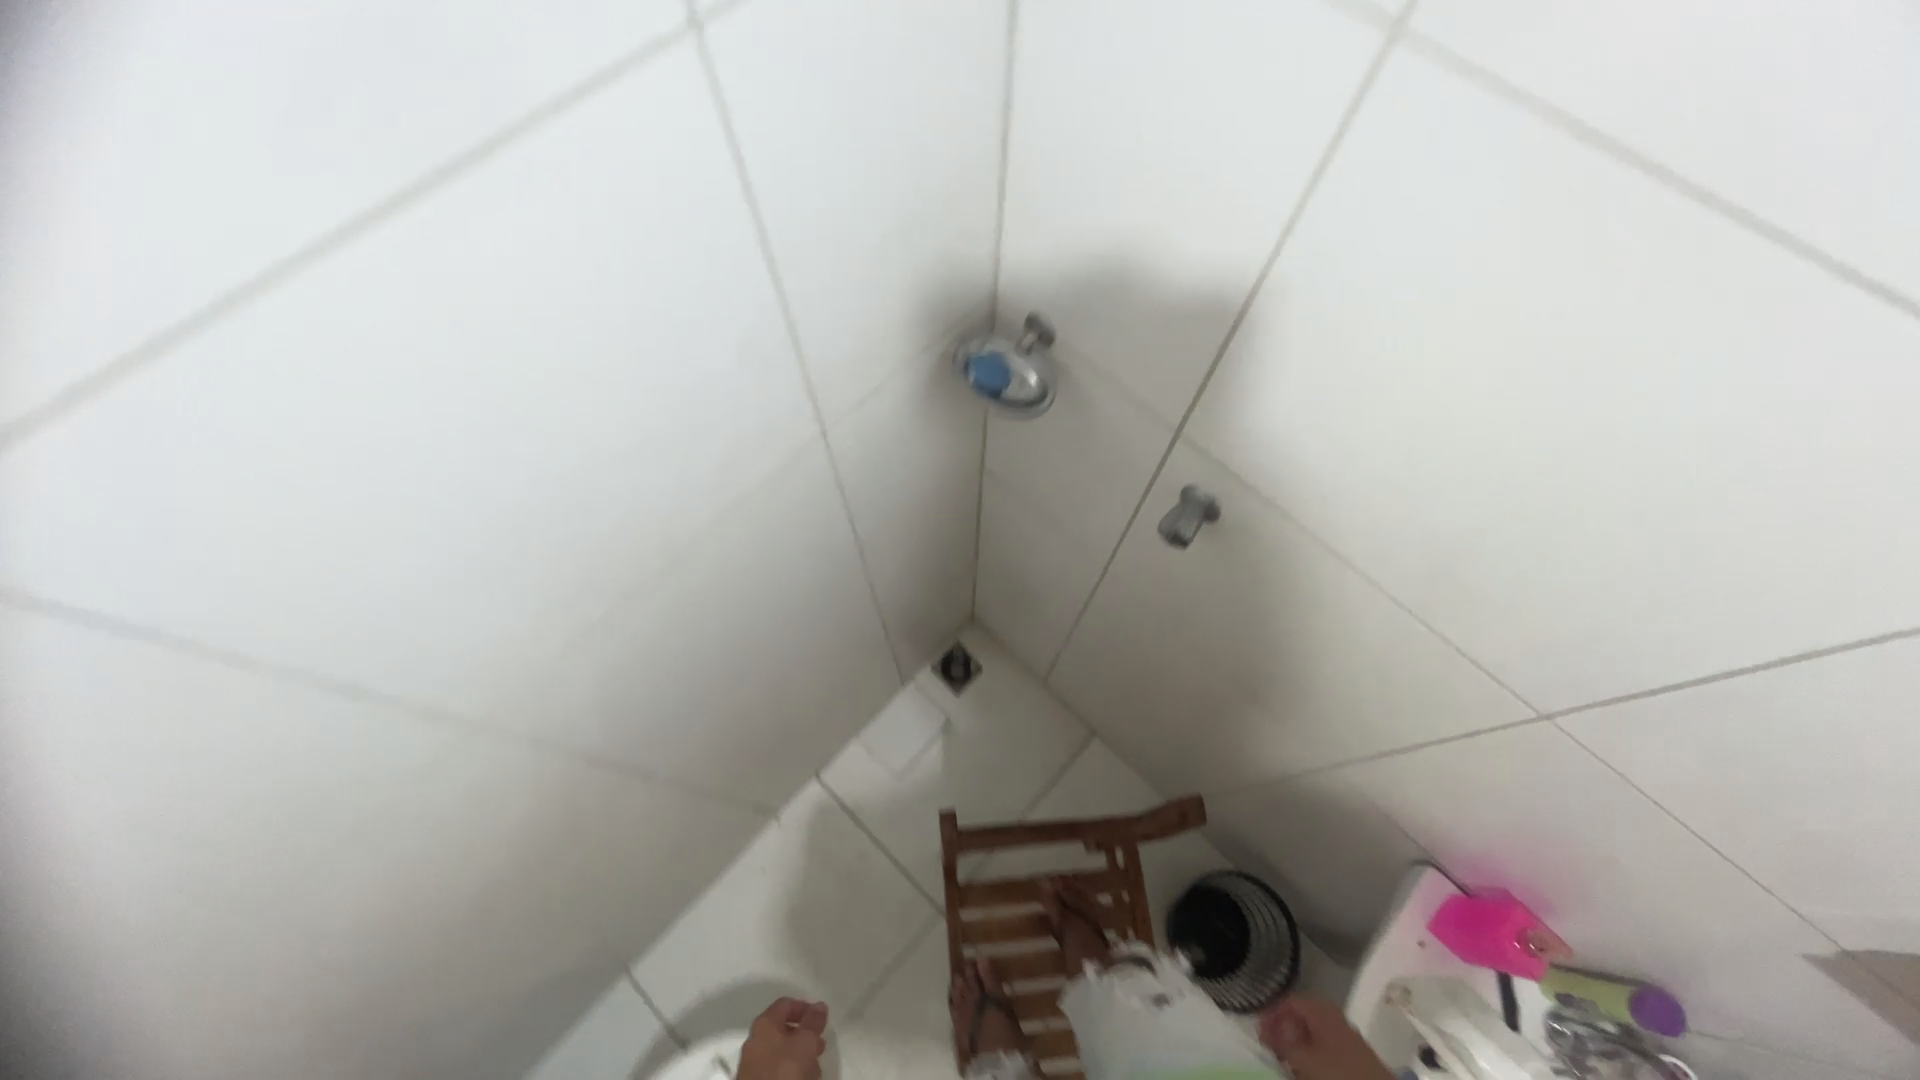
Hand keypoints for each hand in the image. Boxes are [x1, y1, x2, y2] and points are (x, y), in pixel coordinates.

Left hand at [737, 998, 829, 1079]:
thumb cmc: (785, 1070)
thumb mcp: (806, 1042)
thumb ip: (813, 1021)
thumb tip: (818, 1005)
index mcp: (764, 1023)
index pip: (785, 1004)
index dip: (805, 1008)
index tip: (821, 1020)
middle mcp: (754, 1039)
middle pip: (783, 1028)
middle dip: (804, 1035)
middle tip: (819, 1045)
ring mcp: (752, 1062)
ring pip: (780, 1050)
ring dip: (800, 1054)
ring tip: (814, 1067)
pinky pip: (775, 1068)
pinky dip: (789, 1069)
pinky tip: (802, 1077)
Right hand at [1258, 996, 1393, 1079]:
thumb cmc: (1338, 1073)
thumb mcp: (1303, 1058)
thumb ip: (1281, 1042)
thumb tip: (1263, 1030)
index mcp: (1321, 1011)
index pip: (1290, 1001)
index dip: (1271, 1013)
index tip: (1259, 1030)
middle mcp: (1334, 1018)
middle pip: (1302, 1015)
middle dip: (1283, 1028)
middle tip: (1269, 1044)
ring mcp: (1345, 1037)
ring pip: (1313, 1032)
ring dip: (1296, 1042)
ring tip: (1284, 1058)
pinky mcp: (1353, 1056)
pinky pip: (1324, 1047)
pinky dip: (1310, 1054)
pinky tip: (1305, 1069)